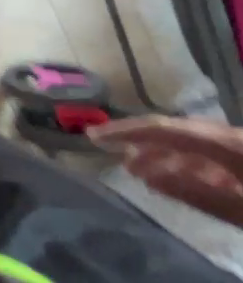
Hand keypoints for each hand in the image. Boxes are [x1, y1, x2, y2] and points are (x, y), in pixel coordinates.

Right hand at [90, 116, 242, 227]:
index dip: (126, 130)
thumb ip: (196, 192)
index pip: (166, 128)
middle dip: (151, 147)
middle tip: (119, 160)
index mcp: (232, 144)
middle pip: (186, 135)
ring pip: (205, 148)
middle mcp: (238, 141)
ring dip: (174, 160)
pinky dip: (202, 170)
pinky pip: (225, 160)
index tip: (93, 136)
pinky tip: (189, 184)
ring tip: (148, 175)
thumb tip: (143, 171)